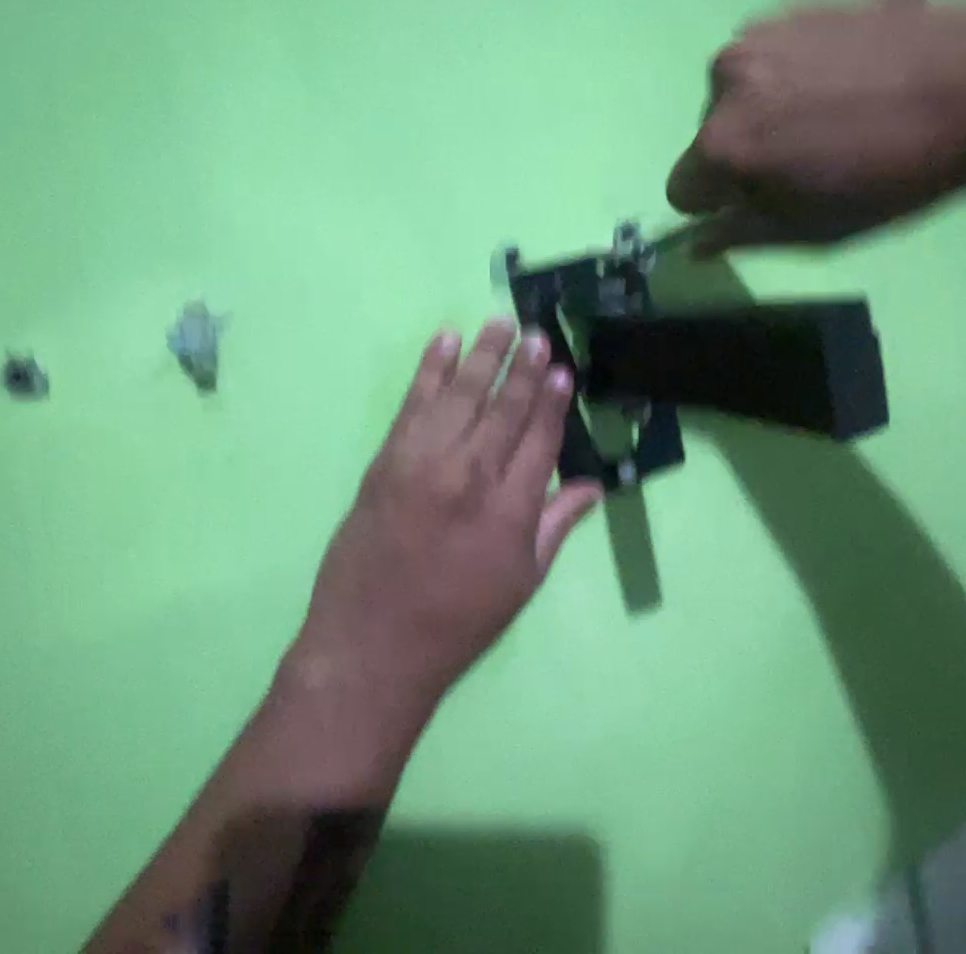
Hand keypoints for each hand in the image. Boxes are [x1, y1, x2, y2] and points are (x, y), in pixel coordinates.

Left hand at [290, 320, 602, 702]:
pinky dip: (429, 370)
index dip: (554, 402)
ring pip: (461, 396)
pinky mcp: (386, 461)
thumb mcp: (521, 581)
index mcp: (511, 508)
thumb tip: (592, 486)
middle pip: (504, 408)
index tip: (564, 371)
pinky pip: (413, 404)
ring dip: (482, 356)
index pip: (540, 438)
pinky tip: (444, 342)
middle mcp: (471, 474)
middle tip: (538, 334)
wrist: (373, 643)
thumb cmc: (458, 620)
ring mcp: (424, 463)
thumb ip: (556, 525)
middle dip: (524, 369)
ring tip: (500, 324)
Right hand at [668, 0, 965, 252]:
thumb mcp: (812, 230)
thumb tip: (698, 245)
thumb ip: (742, 237)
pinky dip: (803, 68)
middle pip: (715, 132)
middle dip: (749, 149)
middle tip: (814, 157)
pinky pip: (782, 50)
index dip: (722, 203)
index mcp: (721, 141)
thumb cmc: (889, 176)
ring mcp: (766, 29)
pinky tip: (856, 77)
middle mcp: (726, 77)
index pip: (684, 188)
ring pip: (746, 87)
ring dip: (773, 105)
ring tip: (839, 112)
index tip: (768, 200)